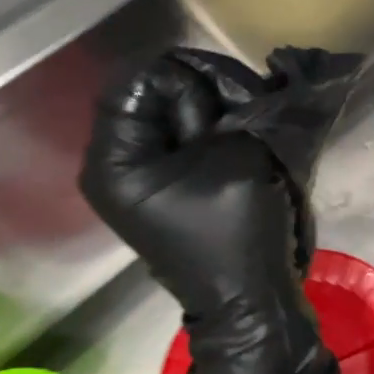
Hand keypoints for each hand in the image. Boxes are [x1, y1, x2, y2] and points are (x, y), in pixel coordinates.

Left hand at [79, 49, 338, 373]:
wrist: (251, 298)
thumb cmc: (238, 232)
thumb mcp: (238, 156)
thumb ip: (232, 109)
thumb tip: (238, 86)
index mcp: (117, 159)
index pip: (140, 79)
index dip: (192, 75)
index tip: (234, 98)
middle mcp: (122, 161)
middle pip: (159, 91)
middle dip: (211, 93)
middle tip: (250, 115)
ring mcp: (149, 174)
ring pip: (184, 111)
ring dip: (226, 112)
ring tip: (256, 132)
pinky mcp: (176, 182)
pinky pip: (196, 136)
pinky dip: (226, 131)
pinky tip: (251, 143)